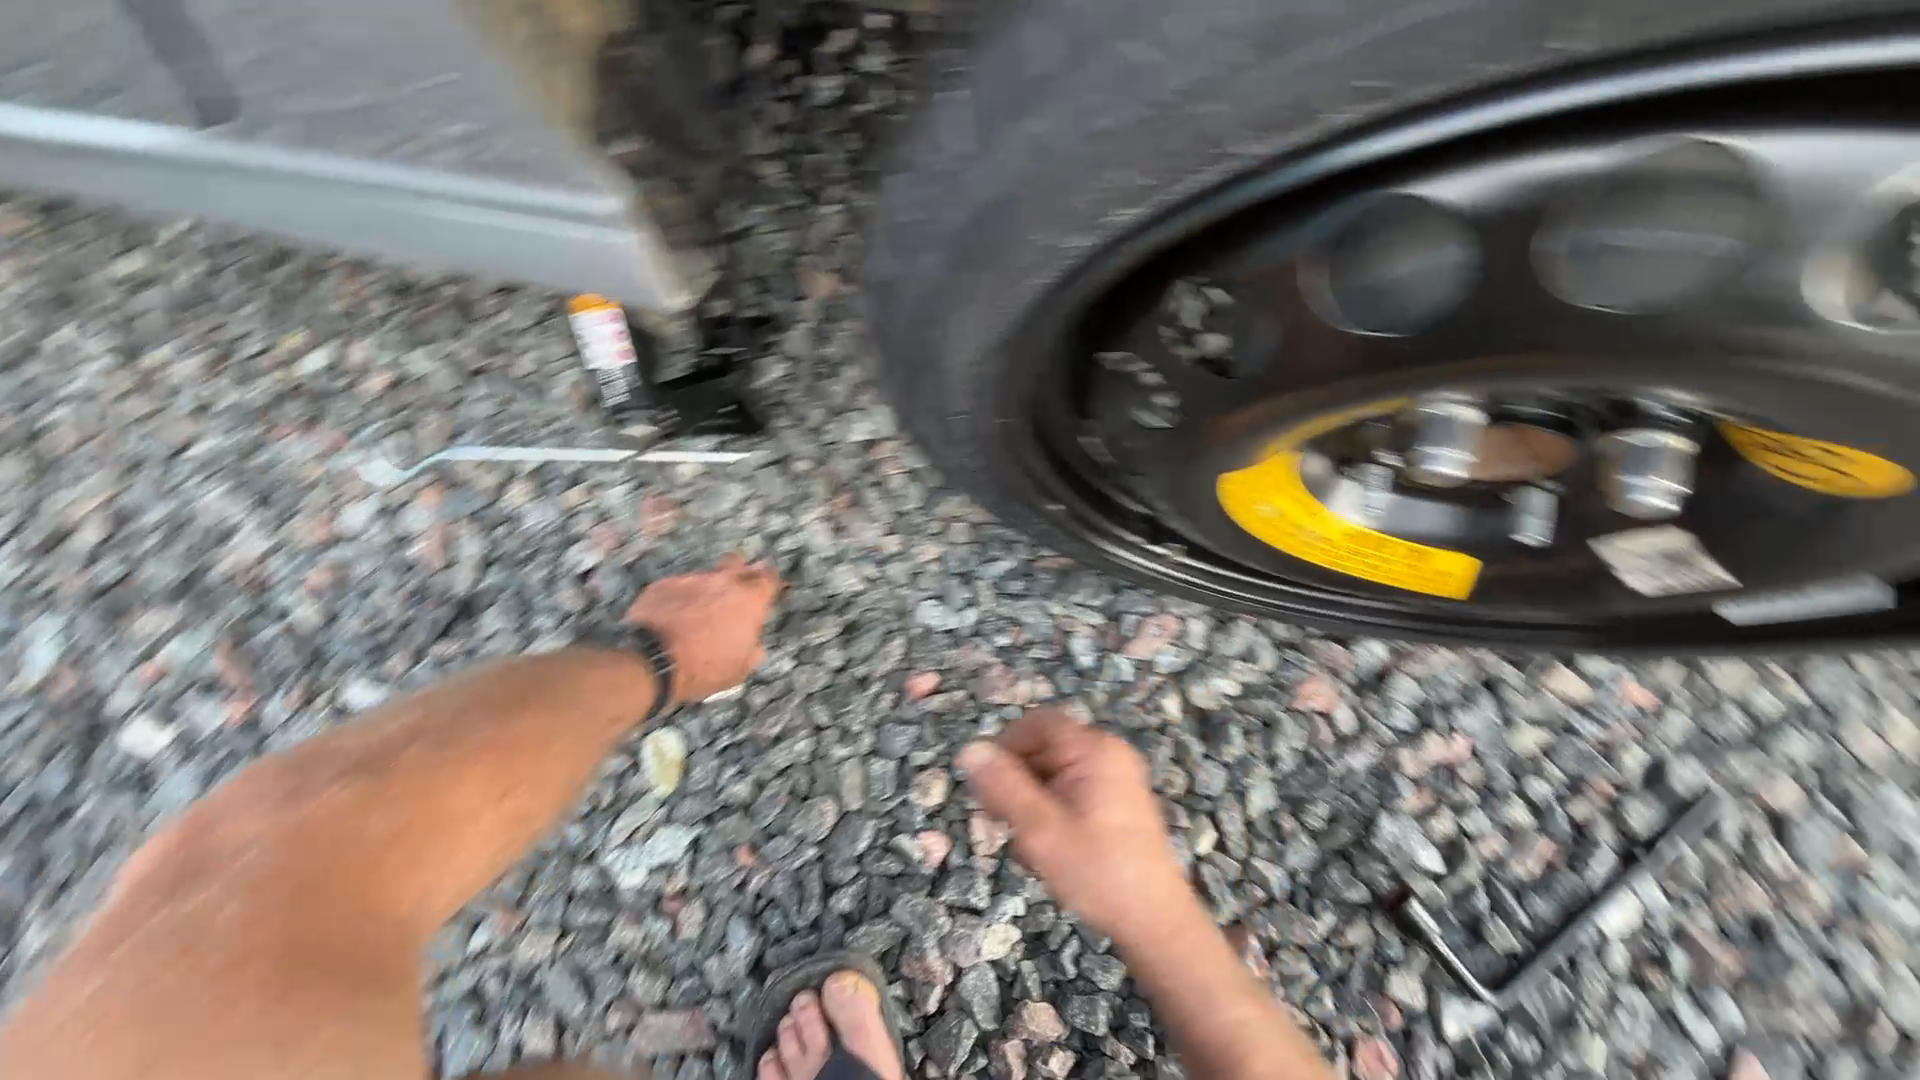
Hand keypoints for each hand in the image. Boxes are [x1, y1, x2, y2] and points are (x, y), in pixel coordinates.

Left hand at [623, 555, 780, 702]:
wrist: (651, 661)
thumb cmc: (704, 667)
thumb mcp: (740, 668)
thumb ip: (752, 649)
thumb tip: (754, 645)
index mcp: (749, 599)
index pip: (770, 577)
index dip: (770, 583)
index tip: (767, 592)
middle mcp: (723, 581)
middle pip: (738, 562)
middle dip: (740, 572)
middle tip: (735, 592)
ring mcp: (691, 579)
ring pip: (705, 576)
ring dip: (706, 589)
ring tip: (697, 612)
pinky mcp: (663, 584)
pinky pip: (677, 586)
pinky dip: (679, 598)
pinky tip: (672, 616)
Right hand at [957, 708, 1195, 943]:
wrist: (1155, 922)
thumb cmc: (1098, 872)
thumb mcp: (1041, 830)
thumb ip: (1003, 787)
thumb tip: (970, 750)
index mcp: (1095, 750)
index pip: (1038, 723)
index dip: (1005, 745)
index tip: (984, 781)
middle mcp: (1108, 755)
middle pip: (1045, 748)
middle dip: (1016, 780)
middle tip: (997, 819)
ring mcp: (1116, 779)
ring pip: (1054, 774)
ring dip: (1030, 802)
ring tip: (1023, 843)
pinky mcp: (1116, 803)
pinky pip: (1071, 792)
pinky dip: (1050, 813)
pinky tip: (1043, 849)